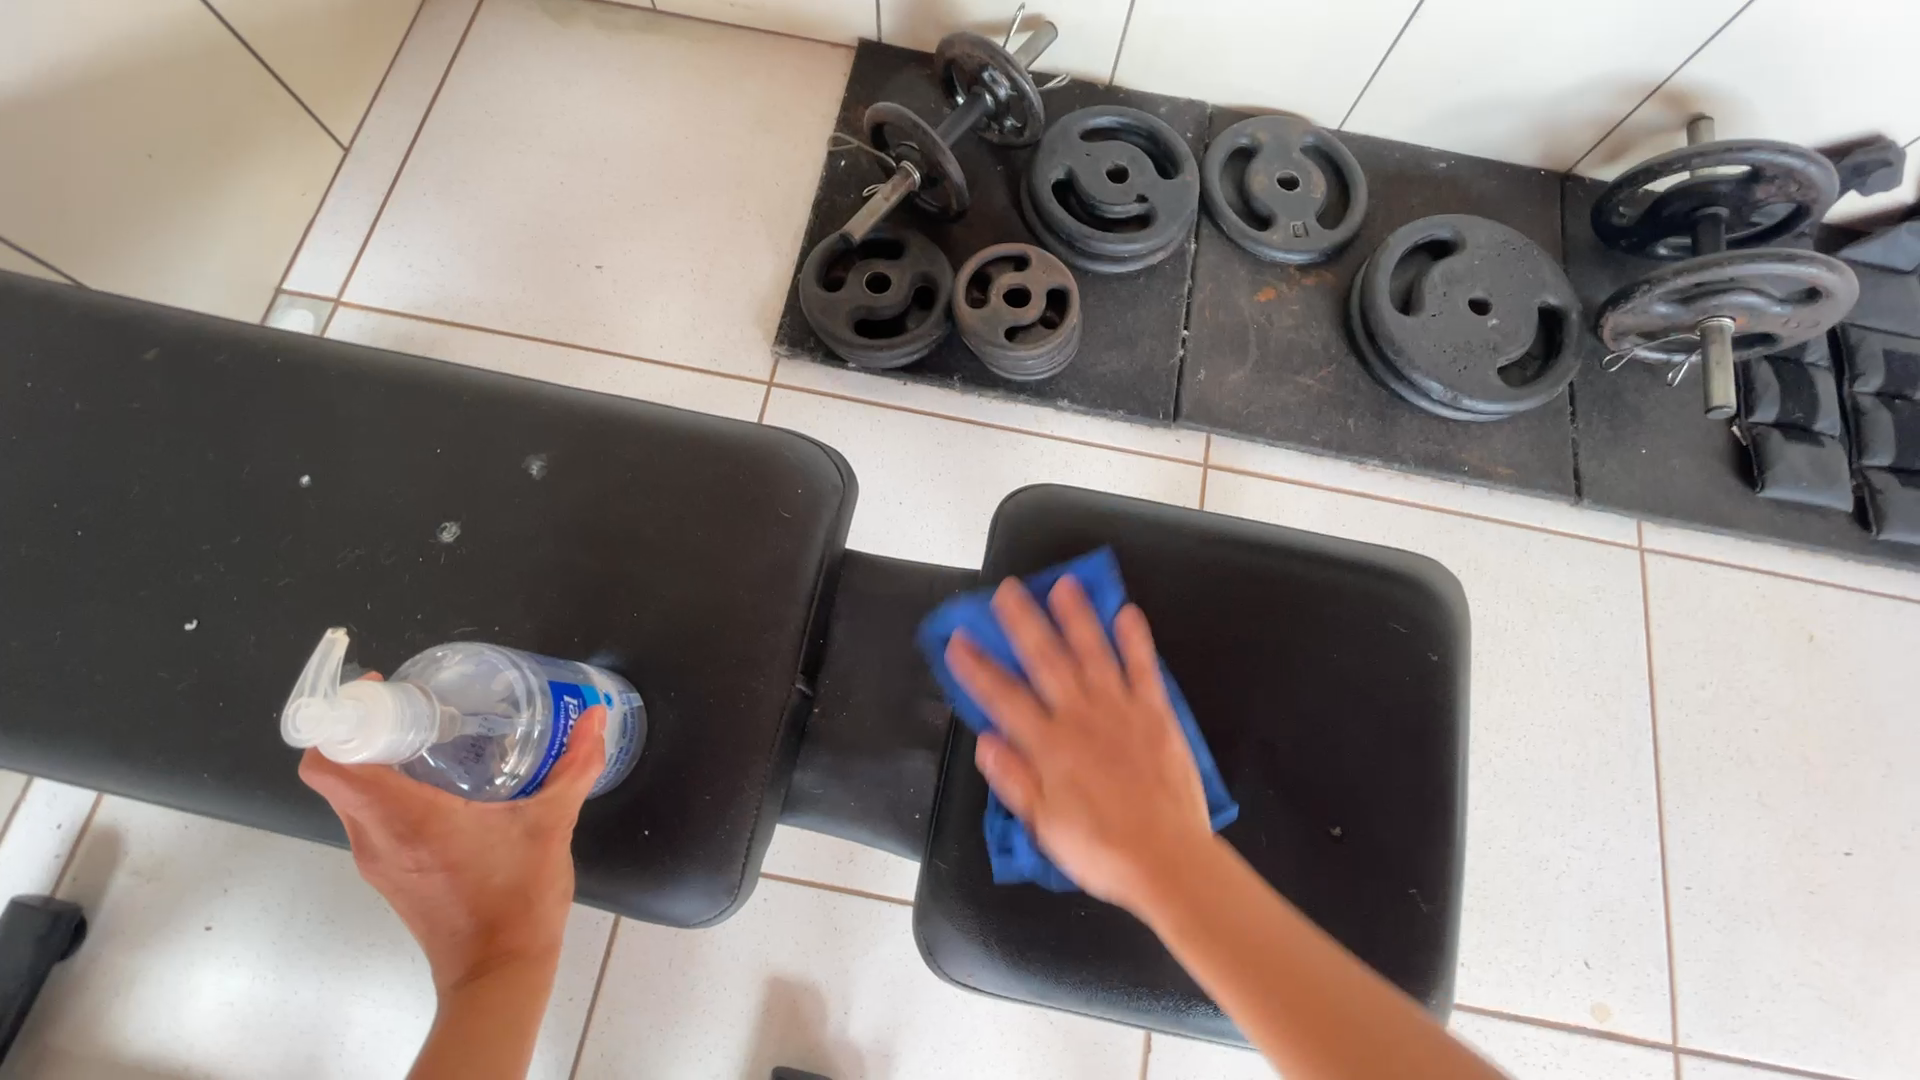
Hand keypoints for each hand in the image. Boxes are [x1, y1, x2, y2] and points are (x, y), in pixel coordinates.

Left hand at [298, 675, 605, 994]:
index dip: (338, 720)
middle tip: (421, 704)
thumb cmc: (519, 896)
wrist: (498, 970)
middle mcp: (376, 837)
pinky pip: (371, 817)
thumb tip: (594, 715)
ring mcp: (378, 860)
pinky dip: (390, 788)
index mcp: (405, 819)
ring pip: (353, 797)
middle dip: (367, 730)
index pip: (331, 765)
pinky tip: (444, 780)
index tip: (380, 690)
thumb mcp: (553, 823)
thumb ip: (575, 765)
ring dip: (378, 760)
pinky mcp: (391, 873)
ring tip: (435, 734)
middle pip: (337, 774)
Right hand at [945, 575, 1212, 910]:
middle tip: (1008, 590)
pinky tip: (1126, 613)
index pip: (1003, 697)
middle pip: (1046, 660)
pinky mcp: (1156, 713)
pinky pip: (1143, 668)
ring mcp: (1120, 710)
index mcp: (1049, 745)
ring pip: (1093, 653)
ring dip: (1076, 617)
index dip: (978, 667)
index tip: (958, 639)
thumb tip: (985, 739)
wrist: (1167, 860)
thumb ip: (1014, 779)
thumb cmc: (1099, 848)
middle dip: (1024, 623)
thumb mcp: (1043, 825)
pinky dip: (1135, 639)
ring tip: (1063, 584)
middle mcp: (1080, 717)